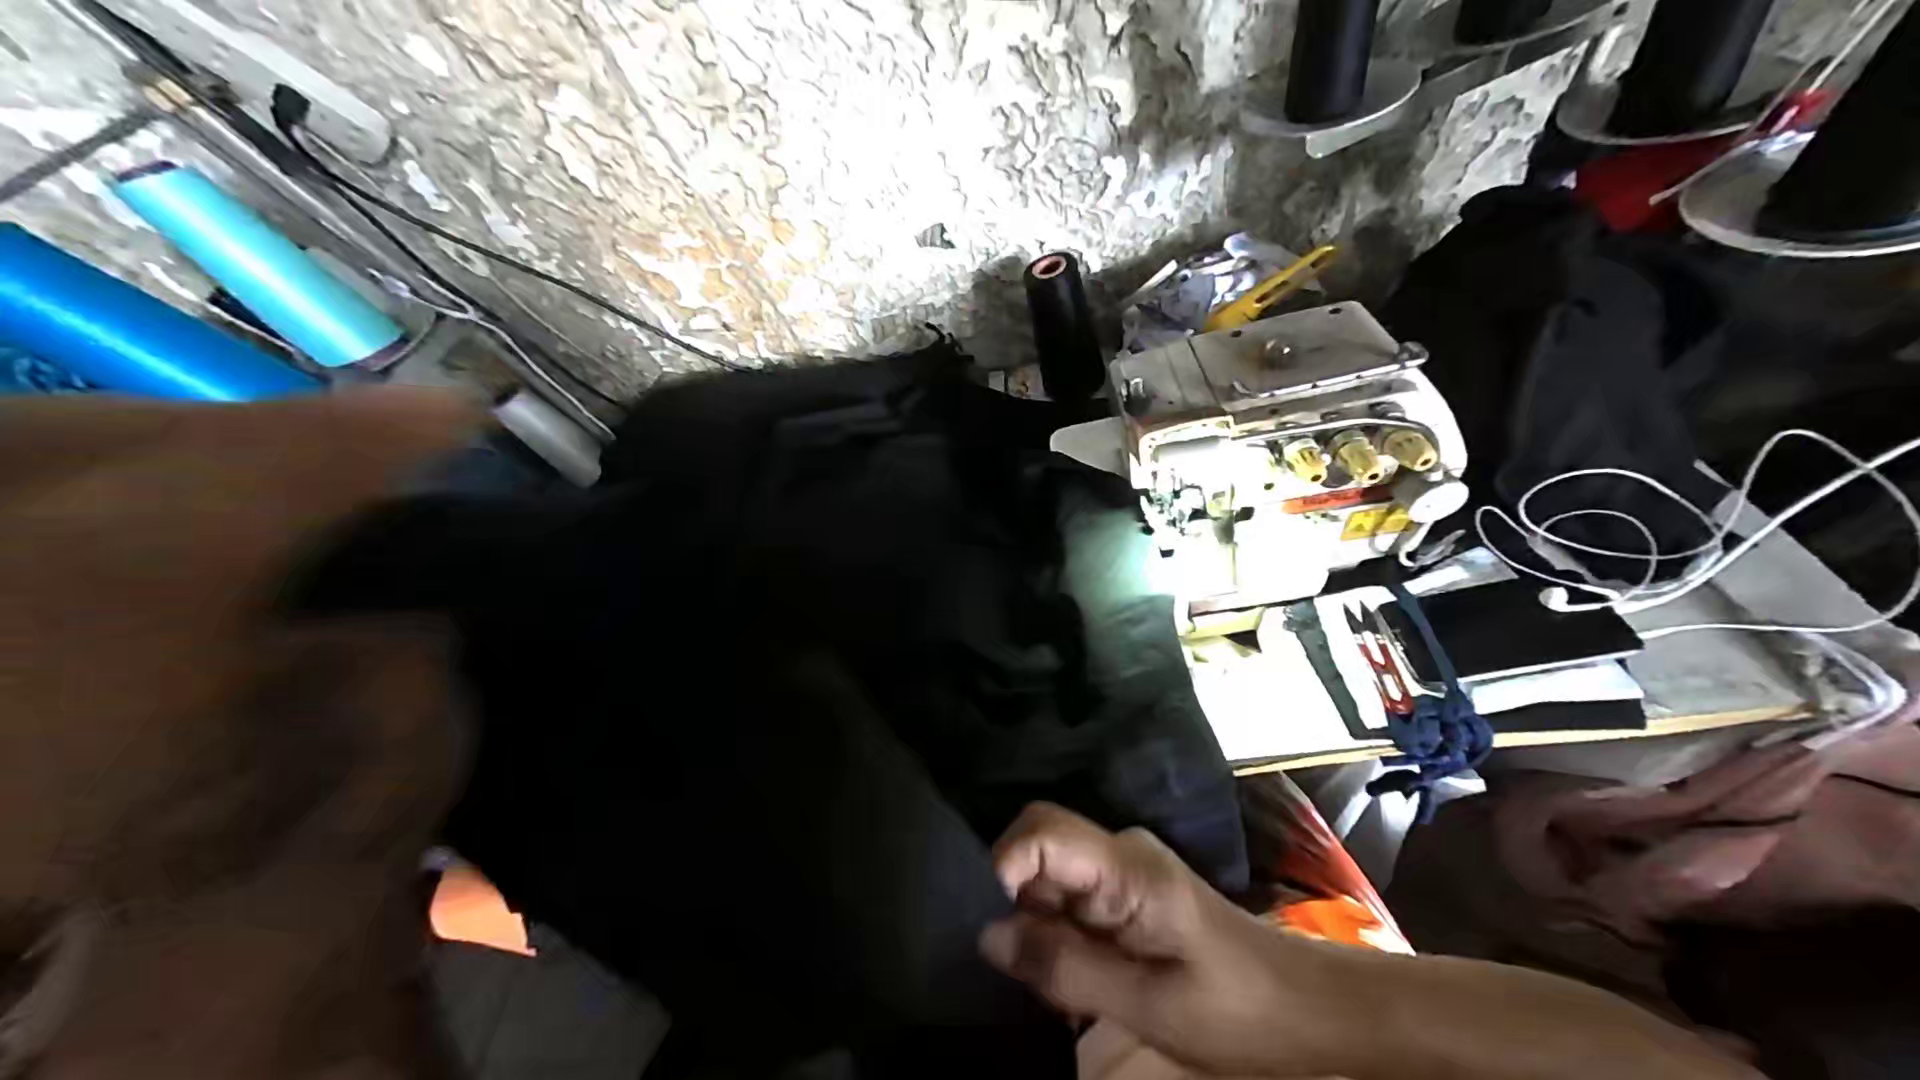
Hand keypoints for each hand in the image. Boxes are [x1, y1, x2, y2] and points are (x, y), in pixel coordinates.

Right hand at [977, 803, 1346, 1077]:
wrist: (1308, 1010)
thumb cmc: (1239, 1012)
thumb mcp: (1148, 1006)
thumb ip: (1065, 967)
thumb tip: (987, 935)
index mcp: (1127, 867)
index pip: (1042, 830)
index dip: (1005, 867)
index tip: (997, 931)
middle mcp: (1118, 851)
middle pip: (1037, 847)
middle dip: (1015, 904)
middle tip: (1025, 971)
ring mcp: (1122, 868)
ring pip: (1047, 875)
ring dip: (1036, 926)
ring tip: (1053, 988)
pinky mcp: (1125, 890)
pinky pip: (1068, 896)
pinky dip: (1057, 934)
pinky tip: (1072, 981)